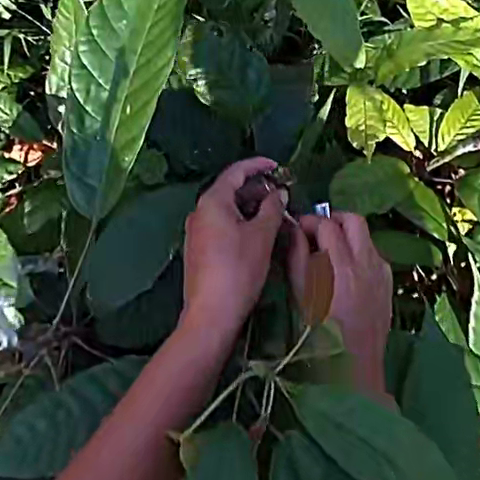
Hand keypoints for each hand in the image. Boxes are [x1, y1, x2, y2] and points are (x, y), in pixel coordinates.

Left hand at [179, 156, 286, 341]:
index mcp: (212, 200)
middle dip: (257, 189)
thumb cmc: (238, 269)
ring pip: (227, 209)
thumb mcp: (261, 236)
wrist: (210, 314)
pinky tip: (259, 233)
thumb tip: (278, 193)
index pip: (236, 171)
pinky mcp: (199, 247)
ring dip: (251, 208)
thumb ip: (272, 209)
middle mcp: (200, 210)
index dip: (258, 165)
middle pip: (230, 189)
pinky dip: (241, 222)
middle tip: (283, 195)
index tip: (278, 166)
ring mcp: (197, 229)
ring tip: (276, 214)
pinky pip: (222, 224)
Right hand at [288, 212, 393, 396]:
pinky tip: (345, 270)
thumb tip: (294, 228)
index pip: (326, 224)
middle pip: (354, 220)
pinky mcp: (388, 283)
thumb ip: (297, 255)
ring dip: (346, 235)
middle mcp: (367, 264)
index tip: (297, 229)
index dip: (308, 221)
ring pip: (366, 235)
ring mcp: (381, 273)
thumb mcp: (300, 292)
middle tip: (316, 232)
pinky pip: (373, 254)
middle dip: (333, 219)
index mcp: (342, 267)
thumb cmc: (318, 333)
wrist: (353, 367)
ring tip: (329, 250)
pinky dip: (358, 252)